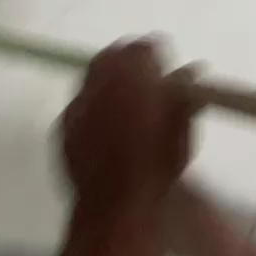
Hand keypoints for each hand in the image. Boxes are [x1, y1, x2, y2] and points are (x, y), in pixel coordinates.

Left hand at [59, 38, 198, 216]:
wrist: (115, 206)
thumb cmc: (157, 165)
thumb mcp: (182, 127)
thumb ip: (184, 92)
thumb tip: (192, 68)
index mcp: (133, 80)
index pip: (142, 48)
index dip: (156, 50)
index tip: (166, 60)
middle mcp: (101, 86)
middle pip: (111, 55)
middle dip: (129, 58)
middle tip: (147, 72)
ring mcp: (77, 107)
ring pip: (91, 76)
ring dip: (110, 76)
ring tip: (126, 94)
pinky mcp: (63, 128)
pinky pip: (79, 102)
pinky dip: (94, 100)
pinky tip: (106, 117)